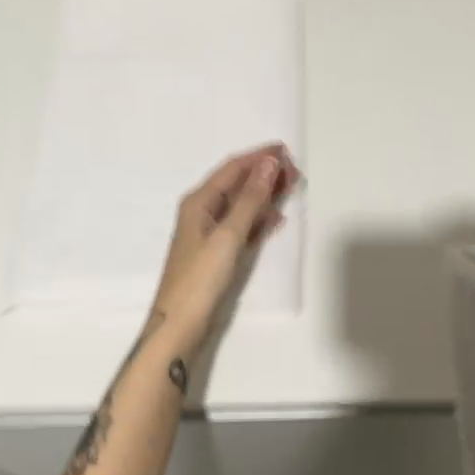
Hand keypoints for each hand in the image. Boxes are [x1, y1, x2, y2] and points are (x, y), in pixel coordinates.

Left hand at [148, 144, 298, 350]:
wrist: (179, 324)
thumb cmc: (200, 278)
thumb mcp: (228, 235)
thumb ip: (249, 199)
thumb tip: (269, 164)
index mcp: (199, 201)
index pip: (232, 168)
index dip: (259, 157)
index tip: (286, 150)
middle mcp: (202, 211)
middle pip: (237, 184)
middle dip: (264, 174)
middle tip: (295, 172)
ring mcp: (209, 233)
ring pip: (241, 204)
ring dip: (264, 195)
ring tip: (291, 190)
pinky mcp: (217, 252)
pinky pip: (242, 225)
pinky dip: (259, 219)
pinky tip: (276, 219)